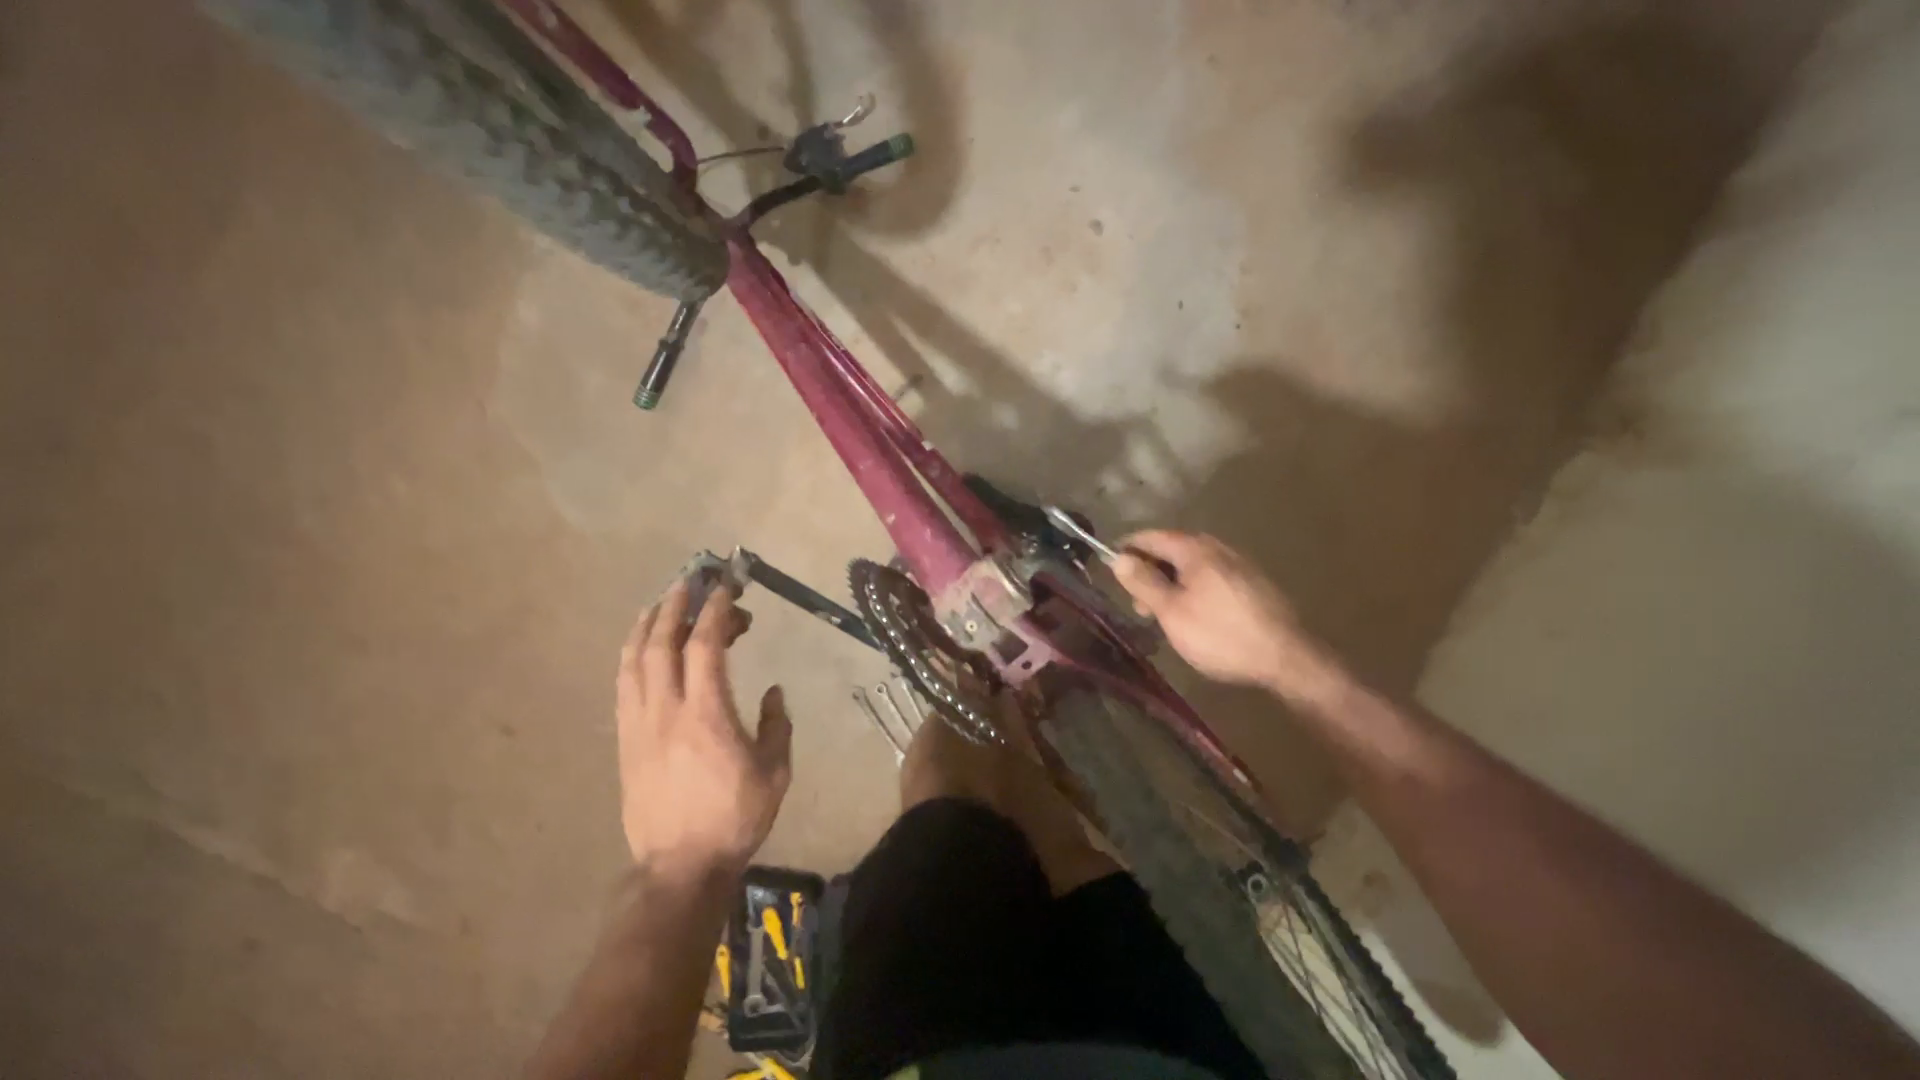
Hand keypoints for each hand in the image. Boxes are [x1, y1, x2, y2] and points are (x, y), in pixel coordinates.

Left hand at [615, 580, 791, 875]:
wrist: (680, 865)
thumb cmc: (735, 818)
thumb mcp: (775, 773)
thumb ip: (776, 726)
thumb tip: (771, 693)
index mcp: (707, 714)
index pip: (706, 646)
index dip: (717, 612)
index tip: (728, 590)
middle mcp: (667, 710)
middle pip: (663, 642)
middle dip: (678, 604)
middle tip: (694, 580)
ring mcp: (639, 724)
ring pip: (635, 659)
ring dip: (648, 623)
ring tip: (662, 601)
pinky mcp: (625, 740)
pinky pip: (623, 685)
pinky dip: (632, 655)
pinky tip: (641, 646)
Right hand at [1111, 530, 1343, 702]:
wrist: (1285, 658)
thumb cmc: (1220, 635)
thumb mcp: (1172, 612)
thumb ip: (1144, 582)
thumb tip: (1119, 558)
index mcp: (1195, 549)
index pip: (1151, 536)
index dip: (1127, 549)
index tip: (1110, 569)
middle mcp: (1218, 547)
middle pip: (1172, 549)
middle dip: (1150, 571)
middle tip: (1139, 605)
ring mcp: (1239, 564)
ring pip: (1192, 565)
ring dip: (1171, 583)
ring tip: (1164, 614)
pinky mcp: (1252, 583)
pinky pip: (1211, 576)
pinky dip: (1193, 588)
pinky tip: (1193, 614)